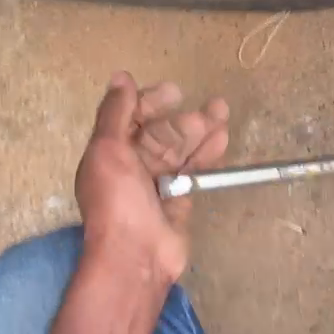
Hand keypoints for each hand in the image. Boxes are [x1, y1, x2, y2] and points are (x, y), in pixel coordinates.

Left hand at [75, 72, 228, 282]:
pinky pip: (193, 172)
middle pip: (160, 135)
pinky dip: (207, 156)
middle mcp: (130, 168)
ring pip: (180, 152)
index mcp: (108, 154)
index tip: (174, 92)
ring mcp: (156, 186)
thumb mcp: (108, 150)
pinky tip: (222, 140)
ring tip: (224, 114)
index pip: (130, 118)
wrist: (135, 255)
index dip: (150, 102)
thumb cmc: (117, 201)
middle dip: (185, 120)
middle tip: (215, 106)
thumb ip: (115, 113)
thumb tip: (120, 77)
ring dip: (201, 133)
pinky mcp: (178, 201)